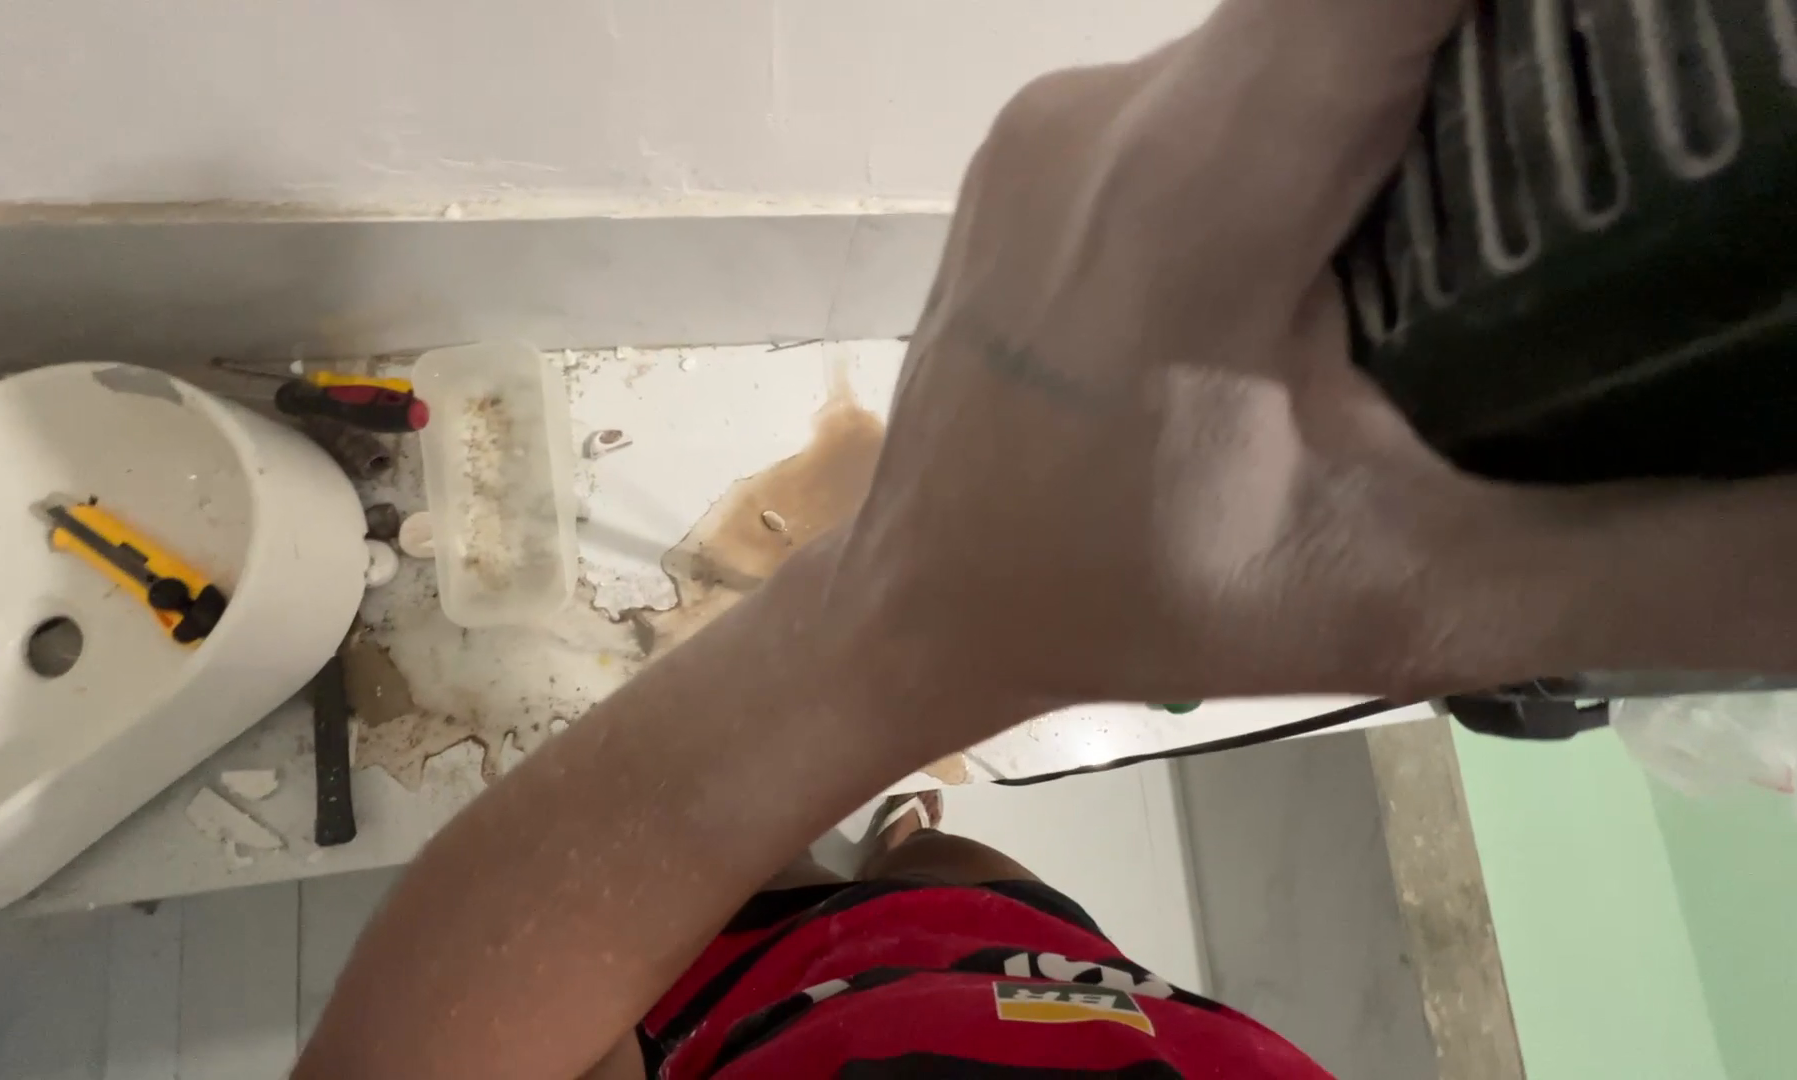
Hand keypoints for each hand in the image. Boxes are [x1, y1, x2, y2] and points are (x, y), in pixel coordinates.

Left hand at [827, 0, 1796, 739]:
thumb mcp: (1398, 600)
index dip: (1546, 8)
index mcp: (1202, 184)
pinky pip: (1198, 98)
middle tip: (1554, 208)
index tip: (1623, 74)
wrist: (930, 598)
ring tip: (1408, 263)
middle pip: (1368, 3)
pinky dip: (1277, 145)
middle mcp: (1114, 110)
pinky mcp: (1021, 161)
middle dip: (1497, 73)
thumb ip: (1674, 553)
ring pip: (1282, 46)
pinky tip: (1284, 265)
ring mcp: (1049, 125)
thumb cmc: (1117, 607)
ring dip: (1382, 117)